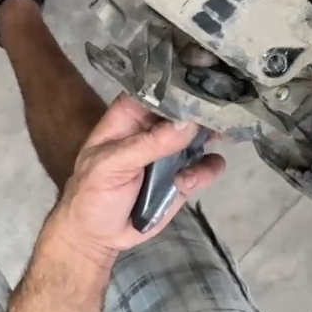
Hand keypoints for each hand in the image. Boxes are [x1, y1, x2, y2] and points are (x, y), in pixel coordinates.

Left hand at [41, 96, 226, 266]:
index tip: (202, 75)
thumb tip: (187, 123)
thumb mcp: (110, 166)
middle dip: (204, 107)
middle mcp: (154, 128)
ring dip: (212, 138)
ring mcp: (171, 152)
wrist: (96, 236)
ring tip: (204, 150)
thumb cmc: (91, 193)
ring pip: (203, 134)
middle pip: (185, 106)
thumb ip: (148, 145)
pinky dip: (207, 170)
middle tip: (220, 111)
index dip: (176, 80)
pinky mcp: (184, 176)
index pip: (155, 87)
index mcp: (128, 116)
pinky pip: (207, 165)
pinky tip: (186, 183)